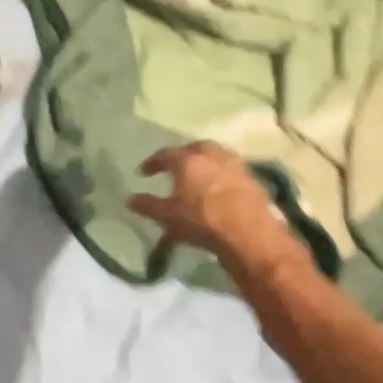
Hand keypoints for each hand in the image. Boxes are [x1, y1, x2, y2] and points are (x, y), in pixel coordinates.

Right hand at [126, 141, 309, 285]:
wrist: (248, 234)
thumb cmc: (201, 221)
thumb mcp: (166, 216)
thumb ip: (147, 205)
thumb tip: (130, 199)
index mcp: (189, 161)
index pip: (166, 154)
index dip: (152, 162)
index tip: (143, 172)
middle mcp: (213, 156)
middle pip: (195, 147)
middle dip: (183, 154)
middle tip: (174, 166)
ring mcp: (236, 165)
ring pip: (217, 155)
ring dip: (205, 162)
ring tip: (197, 175)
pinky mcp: (253, 179)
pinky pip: (231, 170)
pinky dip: (220, 174)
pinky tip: (217, 187)